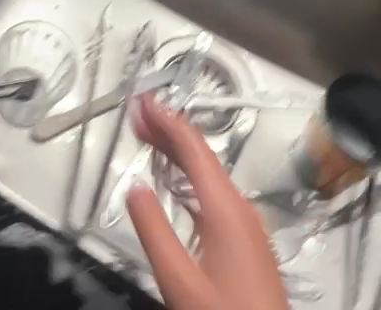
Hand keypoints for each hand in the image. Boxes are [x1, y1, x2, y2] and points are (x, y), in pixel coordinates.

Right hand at [127, 93, 290, 309]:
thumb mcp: (178, 280)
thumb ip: (153, 230)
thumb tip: (134, 185)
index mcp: (225, 209)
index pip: (194, 150)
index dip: (167, 121)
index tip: (142, 101)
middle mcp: (240, 209)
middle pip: (202, 157)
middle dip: (169, 130)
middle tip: (137, 113)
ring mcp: (246, 226)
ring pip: (209, 175)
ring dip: (178, 152)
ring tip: (147, 137)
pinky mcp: (246, 243)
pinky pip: (214, 193)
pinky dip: (189, 176)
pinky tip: (175, 182)